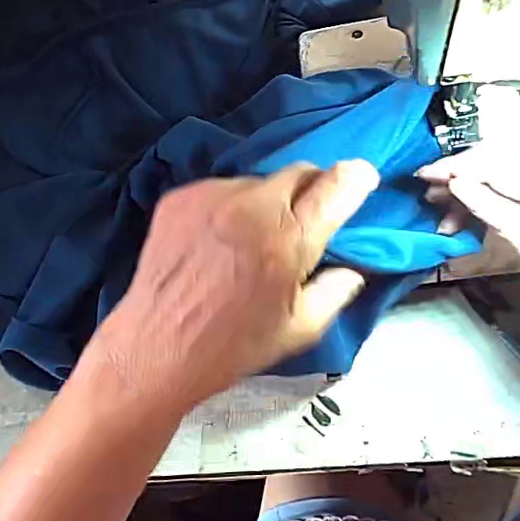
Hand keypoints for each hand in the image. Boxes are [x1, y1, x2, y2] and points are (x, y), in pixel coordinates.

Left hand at [87, 160, 378, 410]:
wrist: (157, 348)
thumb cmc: (233, 345)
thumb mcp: (300, 329)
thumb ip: (336, 291)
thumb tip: (352, 267)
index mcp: (287, 241)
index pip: (333, 188)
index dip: (353, 178)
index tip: (362, 175)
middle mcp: (251, 207)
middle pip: (299, 172)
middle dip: (313, 187)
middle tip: (308, 215)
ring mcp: (211, 197)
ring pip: (258, 182)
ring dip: (268, 200)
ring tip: (253, 237)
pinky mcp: (181, 197)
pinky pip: (222, 190)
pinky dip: (231, 206)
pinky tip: (219, 239)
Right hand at [418, 141, 519, 352]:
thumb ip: (506, 217)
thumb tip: (464, 186)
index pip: (495, 162)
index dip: (454, 168)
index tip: (422, 177)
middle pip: (505, 153)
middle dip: (465, 172)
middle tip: (433, 198)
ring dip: (485, 177)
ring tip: (456, 204)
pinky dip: (511, 181)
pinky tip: (494, 200)